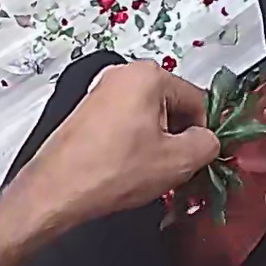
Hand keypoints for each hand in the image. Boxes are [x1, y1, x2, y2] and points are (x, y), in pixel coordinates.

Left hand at [11, 61, 219, 230]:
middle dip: (178, 135)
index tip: (200, 154)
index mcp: (148, 75)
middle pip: (173, 104)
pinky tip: (129, 166)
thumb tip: (209, 140)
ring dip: (157, 141)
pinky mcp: (90, 110)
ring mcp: (103, 90)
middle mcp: (124, 74)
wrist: (56, 191)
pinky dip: (135, 141)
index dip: (203, 131)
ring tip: (148, 169)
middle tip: (174, 165)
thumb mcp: (177, 161)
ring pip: (150, 115)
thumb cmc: (110, 170)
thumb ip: (208, 144)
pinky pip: (128, 121)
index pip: (197, 99)